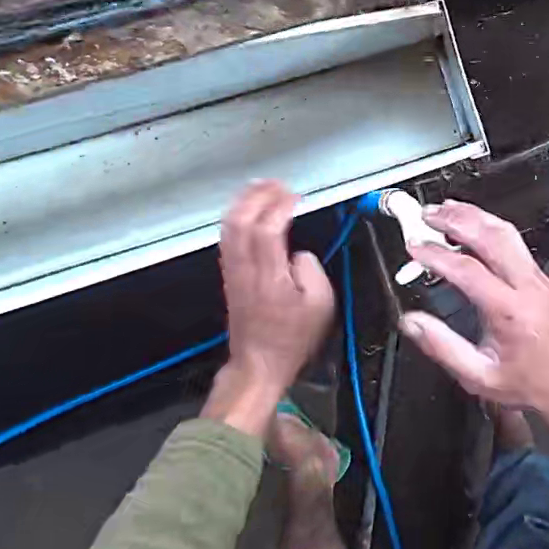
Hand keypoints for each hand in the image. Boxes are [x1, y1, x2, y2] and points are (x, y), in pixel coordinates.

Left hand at [204, 181, 334, 435]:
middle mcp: (246, 269)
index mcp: (270, 276)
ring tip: (260, 188)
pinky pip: (227, 237)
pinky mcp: (230, 276)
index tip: (296, 196)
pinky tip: (247, 210)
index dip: (280, 206)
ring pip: (230, 227)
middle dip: (258, 196)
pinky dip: (237, 216)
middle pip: (242, 221)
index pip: (268, 228)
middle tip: (277, 184)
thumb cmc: (292, 338)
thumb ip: (312, 269)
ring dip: (244, 202)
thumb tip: (298, 253)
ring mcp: (234, 271)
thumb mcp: (321, 305)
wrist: (258, 364)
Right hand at [398, 200, 548, 425]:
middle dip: (455, 221)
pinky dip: (486, 224)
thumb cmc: (526, 381)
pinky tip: (470, 221)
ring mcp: (535, 277)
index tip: (414, 247)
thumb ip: (442, 347)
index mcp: (511, 312)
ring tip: (444, 209)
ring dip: (472, 215)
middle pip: (491, 238)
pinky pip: (512, 239)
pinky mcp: (537, 274)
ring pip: (504, 231)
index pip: (469, 271)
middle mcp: (527, 287)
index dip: (437, 256)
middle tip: (426, 215)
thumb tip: (411, 322)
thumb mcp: (478, 376)